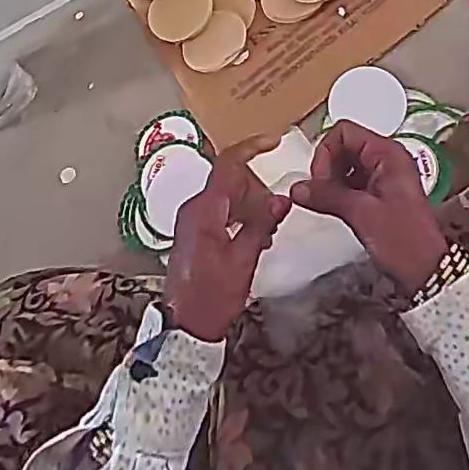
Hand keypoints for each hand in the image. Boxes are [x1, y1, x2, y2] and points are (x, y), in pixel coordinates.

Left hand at [165, 136, 289, 341]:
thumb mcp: (244, 259)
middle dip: (258, 191)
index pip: (227, 164)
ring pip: (229, 196)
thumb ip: (262, 224)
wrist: (186, 328)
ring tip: (267, 231)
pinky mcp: (195, 232)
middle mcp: (194, 209)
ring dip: (251, 206)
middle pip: (232, 181)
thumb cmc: (212, 297)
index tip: (274, 141)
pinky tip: (255, 236)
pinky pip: (222, 210)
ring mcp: (193, 220)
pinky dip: (241, 216)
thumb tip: (282, 198)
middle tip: (276, 213)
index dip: (252, 148)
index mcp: (204, 211)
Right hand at [291, 120, 446, 290]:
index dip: (326, 152)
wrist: (427, 271)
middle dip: (327, 167)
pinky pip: (352, 181)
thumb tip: (297, 187)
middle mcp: (386, 158)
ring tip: (327, 203)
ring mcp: (384, 176)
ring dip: (331, 180)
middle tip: (320, 194)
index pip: (345, 132)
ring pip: (346, 164)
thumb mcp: (362, 214)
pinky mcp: (380, 193)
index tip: (319, 180)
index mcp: (388, 153)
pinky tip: (336, 208)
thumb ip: (328, 195)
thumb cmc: (403, 240)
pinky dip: (339, 191)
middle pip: (344, 146)